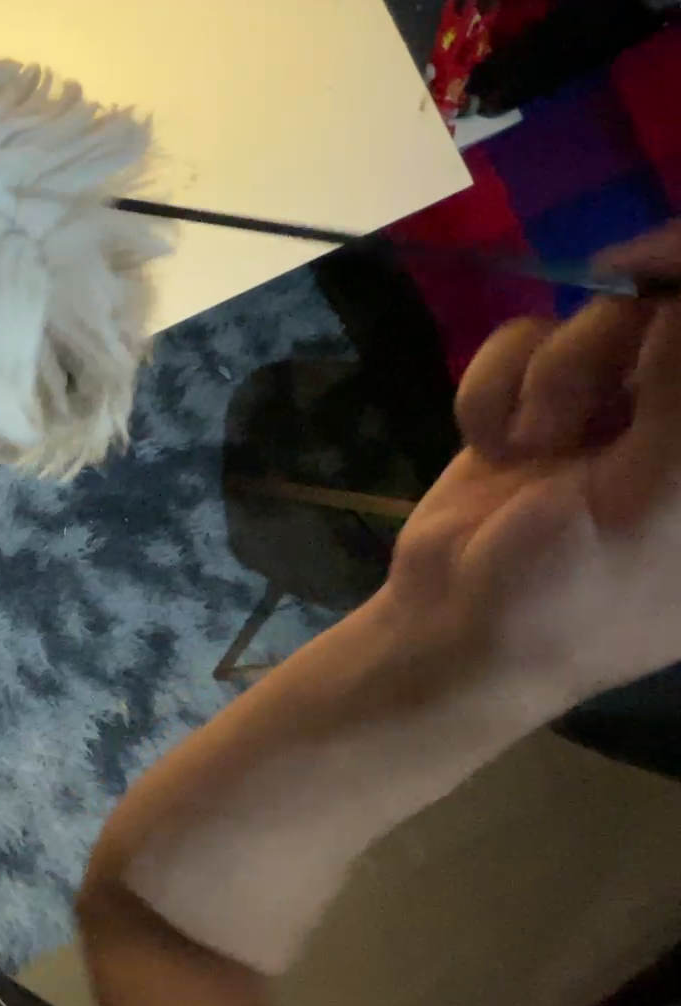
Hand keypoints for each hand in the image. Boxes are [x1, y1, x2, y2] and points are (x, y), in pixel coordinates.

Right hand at [386, 220, 680, 709]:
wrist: (457, 622)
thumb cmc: (579, 587)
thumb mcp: (658, 498)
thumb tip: (675, 292)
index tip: (646, 272)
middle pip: (670, 306)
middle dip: (606, 347)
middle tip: (574, 399)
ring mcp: (619, 402)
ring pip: (588, 322)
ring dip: (541, 381)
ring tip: (532, 445)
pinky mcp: (537, 405)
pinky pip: (514, 349)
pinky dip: (489, 392)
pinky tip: (494, 443)